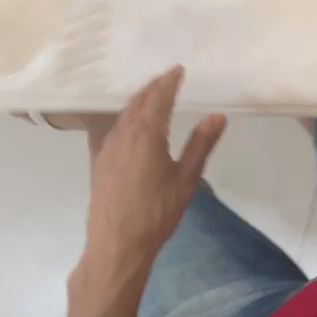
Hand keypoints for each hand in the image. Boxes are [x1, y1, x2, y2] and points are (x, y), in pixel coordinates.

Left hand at [76, 67, 225, 287]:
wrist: (116, 246)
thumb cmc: (156, 213)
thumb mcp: (186, 179)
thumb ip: (201, 144)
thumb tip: (217, 116)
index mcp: (146, 135)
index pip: (158, 98)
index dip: (169, 81)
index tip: (178, 70)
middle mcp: (123, 135)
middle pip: (138, 102)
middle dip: (153, 87)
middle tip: (168, 78)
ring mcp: (107, 149)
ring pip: (124, 114)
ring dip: (139, 101)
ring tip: (153, 96)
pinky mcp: (99, 163)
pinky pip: (114, 128)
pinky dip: (127, 117)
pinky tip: (132, 126)